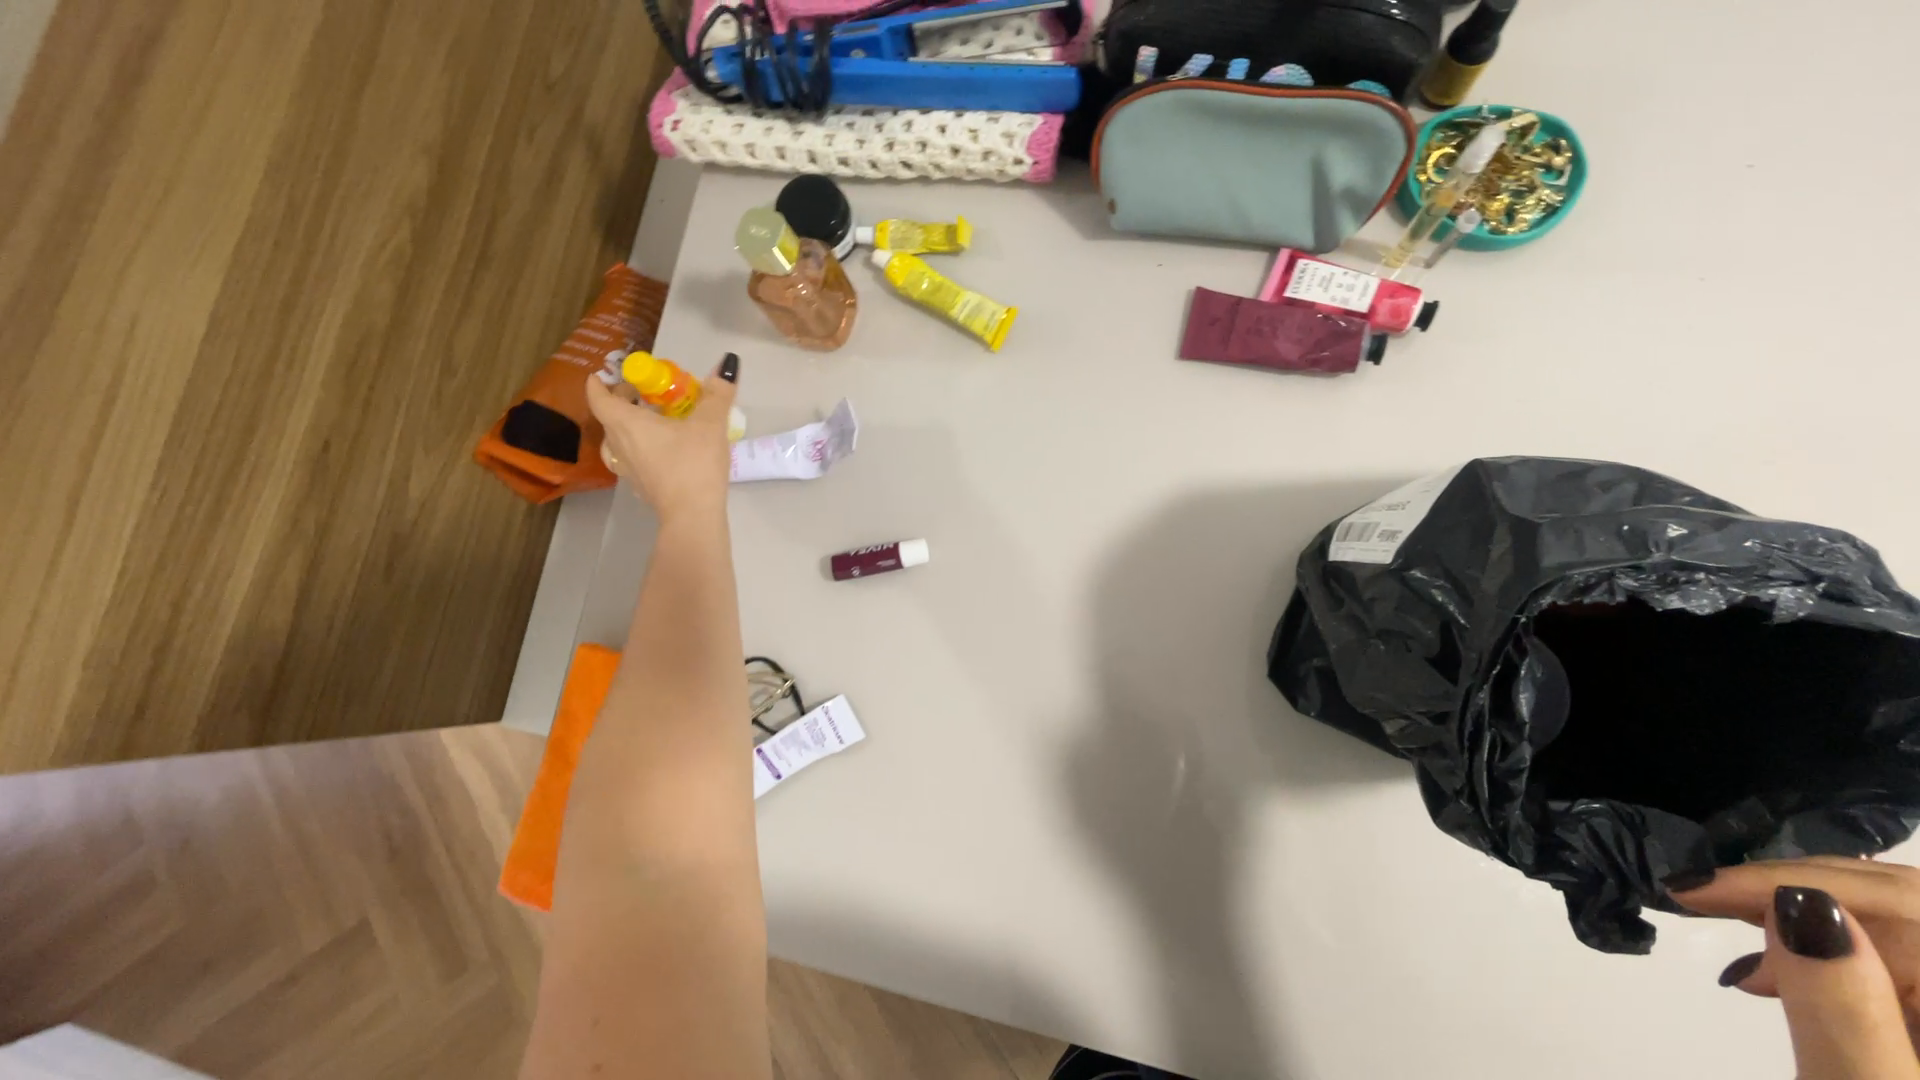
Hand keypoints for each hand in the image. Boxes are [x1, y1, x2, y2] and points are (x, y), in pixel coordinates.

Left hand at [583, 353, 738, 524]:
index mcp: (626, 423)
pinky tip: (664, 451)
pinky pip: (633, 459)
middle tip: (645, 394)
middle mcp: (618, 445)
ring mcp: (628, 469)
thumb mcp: (710, 423)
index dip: (599, 383)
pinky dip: (641, 448)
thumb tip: (729, 364)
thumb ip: (717, 393)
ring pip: (619, 441)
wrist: (693, 515)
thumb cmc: (693, 463)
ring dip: (630, 427)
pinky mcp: (641, 487)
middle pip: (610, 417)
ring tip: (654, 421)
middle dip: (623, 401)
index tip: (605, 374)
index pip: (598, 397)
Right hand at [1674, 858, 1919, 1078]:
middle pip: (1907, 902)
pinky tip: (1781, 975)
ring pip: (1896, 923)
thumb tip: (1797, 903)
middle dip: (1798, 890)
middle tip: (1699, 903)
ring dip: (1805, 916)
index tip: (1693, 891)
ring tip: (1737, 948)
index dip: (1798, 881)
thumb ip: (1843, 1009)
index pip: (1906, 903)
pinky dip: (1827, 948)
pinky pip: (1895, 955)